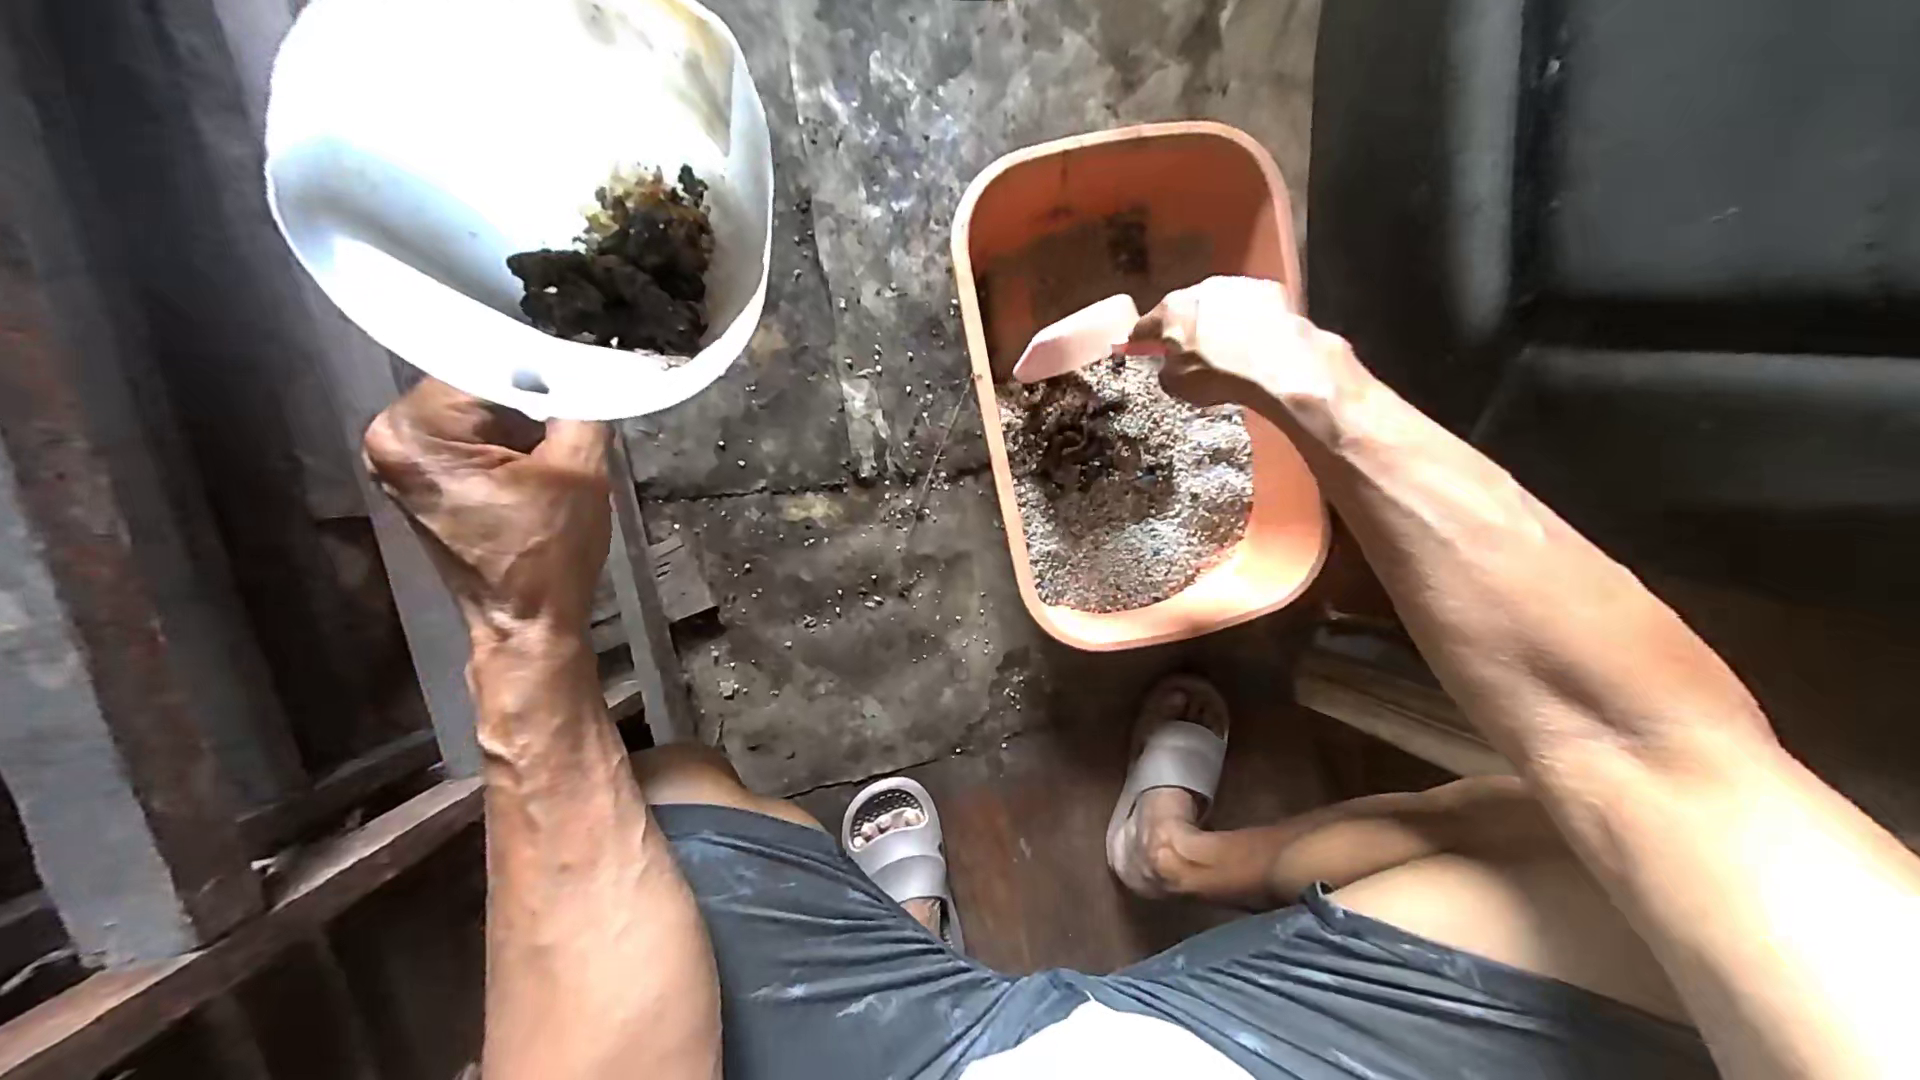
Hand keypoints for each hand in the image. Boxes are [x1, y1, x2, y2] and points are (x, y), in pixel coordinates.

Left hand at [363, 378, 610, 638]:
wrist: (530, 618)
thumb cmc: (551, 552)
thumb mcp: (581, 472)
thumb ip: (582, 409)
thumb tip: (587, 371)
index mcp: (415, 434)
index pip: (482, 367)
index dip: (540, 371)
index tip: (584, 379)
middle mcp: (391, 439)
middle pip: (476, 388)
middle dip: (532, 400)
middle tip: (579, 415)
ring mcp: (402, 461)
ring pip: (479, 412)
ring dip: (525, 421)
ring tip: (565, 442)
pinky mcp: (424, 479)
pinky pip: (474, 437)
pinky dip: (512, 441)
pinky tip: (543, 460)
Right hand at [1133, 276, 1363, 440]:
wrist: (1279, 365)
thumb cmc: (1220, 376)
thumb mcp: (1177, 386)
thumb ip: (1165, 371)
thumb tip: (1169, 366)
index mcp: (1169, 312)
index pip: (1142, 327)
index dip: (1139, 344)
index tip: (1140, 353)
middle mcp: (1198, 290)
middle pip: (1180, 311)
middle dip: (1180, 330)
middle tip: (1187, 353)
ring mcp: (1234, 286)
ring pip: (1214, 305)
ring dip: (1213, 322)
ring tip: (1223, 349)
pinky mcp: (1267, 289)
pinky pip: (1246, 305)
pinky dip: (1244, 320)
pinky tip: (1251, 342)